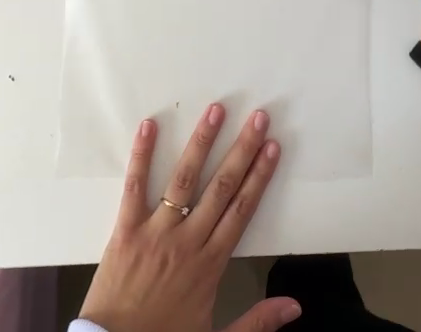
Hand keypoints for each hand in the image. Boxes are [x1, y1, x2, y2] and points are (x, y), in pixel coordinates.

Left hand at [80, 105, 294, 331]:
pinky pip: (134, 186)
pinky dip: (141, 155)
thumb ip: (257, 321)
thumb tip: (295, 306)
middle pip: (222, 187)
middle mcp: (188, 240)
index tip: (273, 147)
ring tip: (216, 110)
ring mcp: (156, 231)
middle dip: (242, 149)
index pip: (242, 210)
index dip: (260, 176)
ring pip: (184, 178)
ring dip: (202, 142)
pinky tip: (149, 125)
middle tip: (258, 117)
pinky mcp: (125, 229)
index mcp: (210, 263)